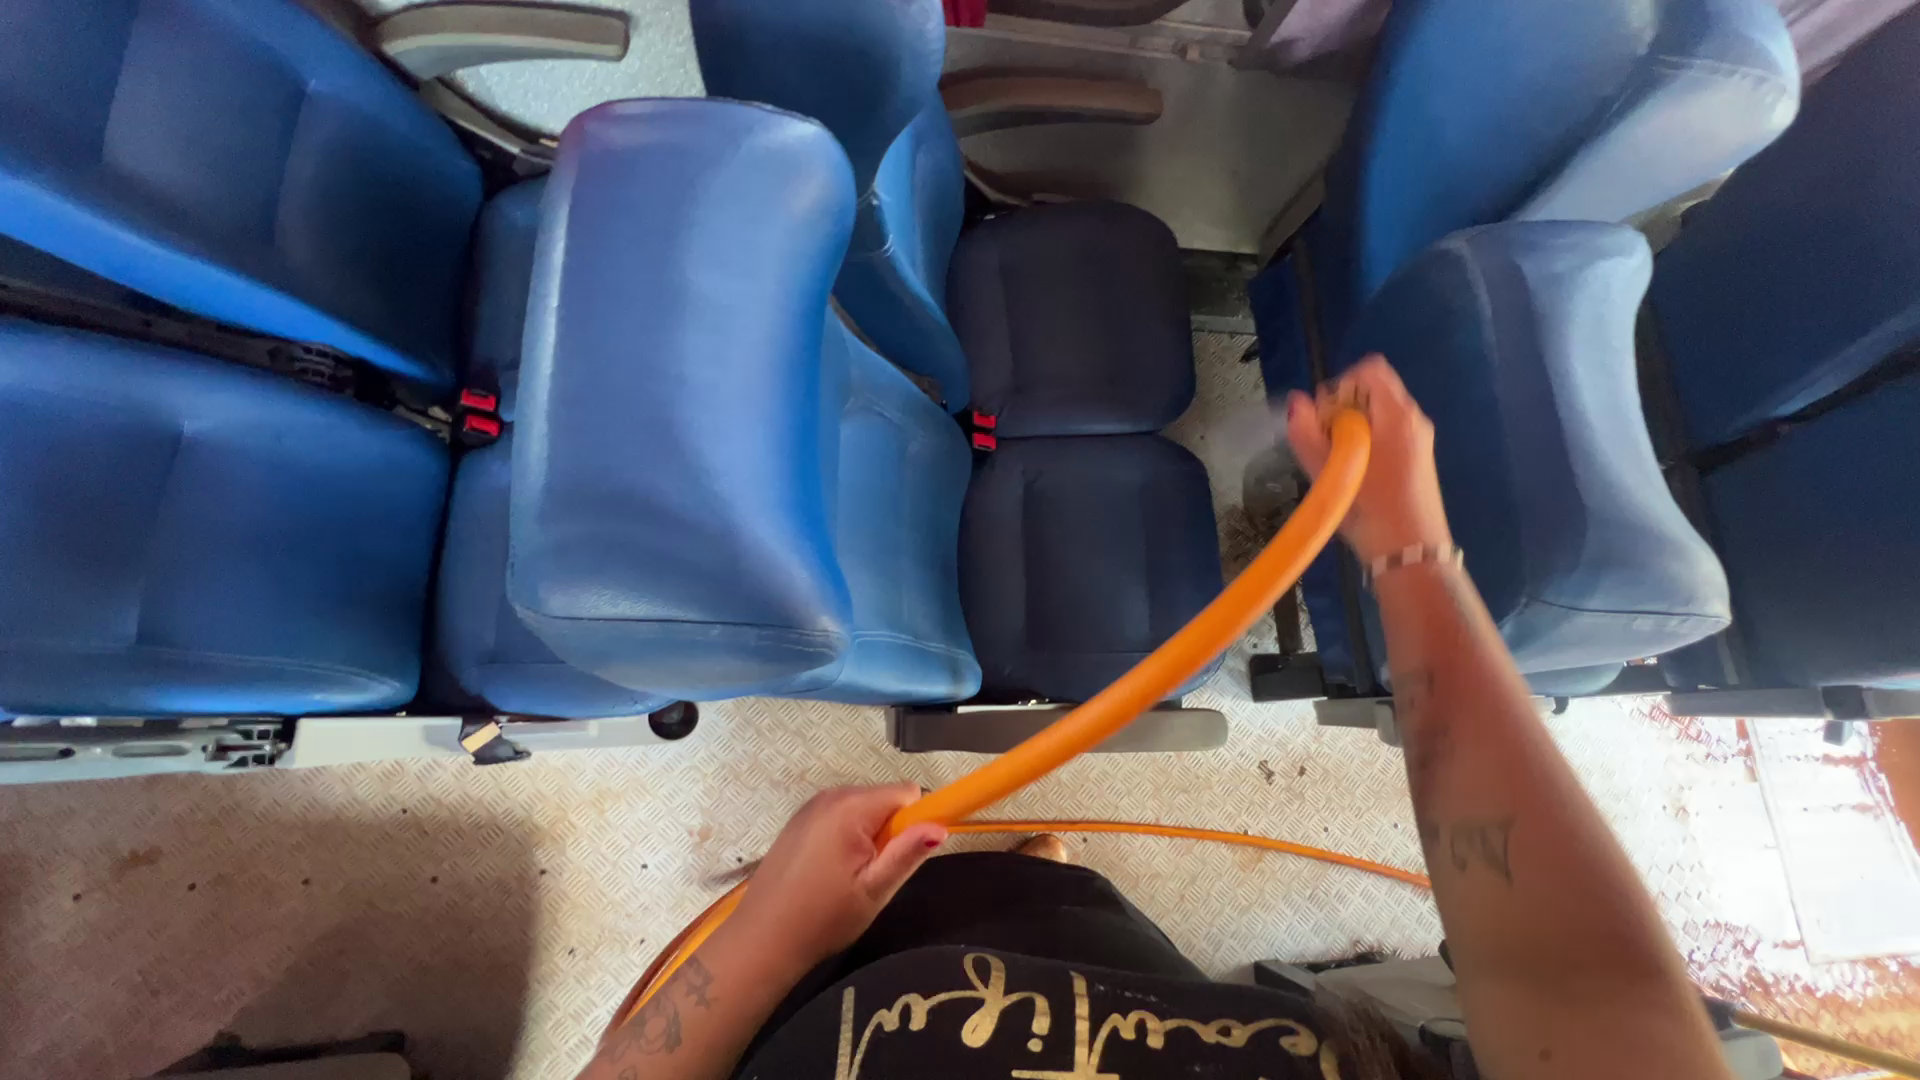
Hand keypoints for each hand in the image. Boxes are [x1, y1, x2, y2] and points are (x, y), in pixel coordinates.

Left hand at [728, 784, 947, 973]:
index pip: (907, 793)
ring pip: (863, 807)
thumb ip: (907, 853)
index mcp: (852, 806)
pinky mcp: (800, 818)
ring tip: (849, 875)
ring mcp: (812, 804)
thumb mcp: (874, 890)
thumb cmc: (823, 918)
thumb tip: (941, 827)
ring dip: (867, 834)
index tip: (900, 856)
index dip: (912, 823)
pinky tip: (829, 870)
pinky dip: (845, 835)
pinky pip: (840, 814)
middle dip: (888, 831)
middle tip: (871, 873)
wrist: (762, 940)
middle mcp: (832, 794)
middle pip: (884, 798)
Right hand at [1285, 355, 1452, 564]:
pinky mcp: (1417, 457)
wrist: (1409, 549)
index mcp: (1396, 413)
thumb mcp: (1328, 468)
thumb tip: (1296, 402)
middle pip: (1372, 390)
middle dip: (1341, 408)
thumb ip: (1307, 432)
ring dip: (1350, 427)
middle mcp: (1412, 418)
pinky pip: (1386, 431)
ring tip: (1335, 460)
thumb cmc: (1367, 505)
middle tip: (1324, 441)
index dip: (1339, 384)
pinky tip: (1352, 470)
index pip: (1370, 370)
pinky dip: (1365, 440)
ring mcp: (1418, 438)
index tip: (1322, 416)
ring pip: (1377, 413)